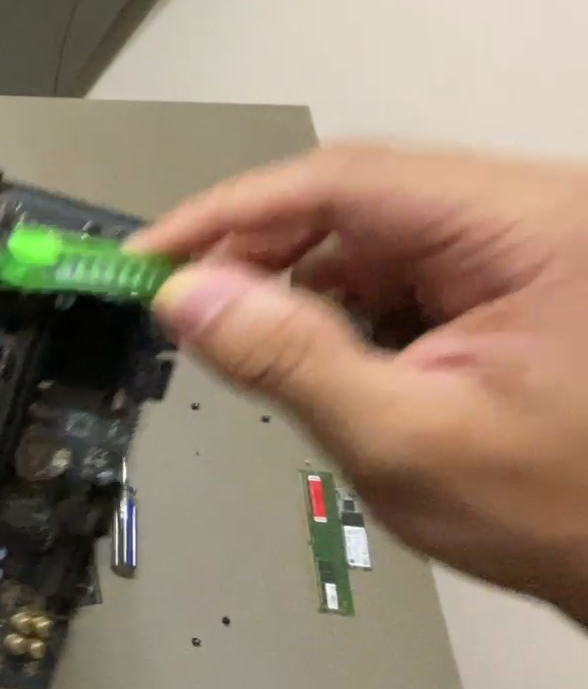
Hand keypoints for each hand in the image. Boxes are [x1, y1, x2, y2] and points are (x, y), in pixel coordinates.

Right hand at [128, 143, 587, 620]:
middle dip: (247, 250)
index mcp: (537, 229)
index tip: (142, 260)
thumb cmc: (558, 507)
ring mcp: (523, 247)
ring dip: (283, 281)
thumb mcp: (399, 436)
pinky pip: (389, 268)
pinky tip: (304, 350)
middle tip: (174, 307)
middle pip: (351, 196)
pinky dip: (324, 304)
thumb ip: (285, 358)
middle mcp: (535, 216)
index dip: (225, 213)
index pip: (344, 181)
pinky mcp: (509, 280)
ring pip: (362, 233)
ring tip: (234, 339)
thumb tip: (179, 296)